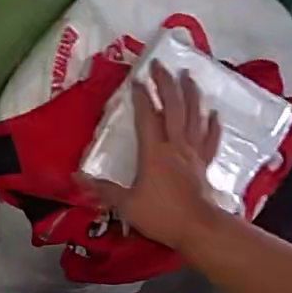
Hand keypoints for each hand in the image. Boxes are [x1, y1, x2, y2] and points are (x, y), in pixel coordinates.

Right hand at [79, 62, 228, 251]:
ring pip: (194, 117)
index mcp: (154, 152)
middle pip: (173, 108)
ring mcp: (194, 154)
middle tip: (161, 64)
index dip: (141, 97)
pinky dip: (213, 125)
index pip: (146, 117)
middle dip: (166, 84)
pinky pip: (210, 140)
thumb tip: (77, 177)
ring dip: (191, 94)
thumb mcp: (127, 205)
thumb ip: (104, 190)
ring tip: (188, 75)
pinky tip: (214, 113)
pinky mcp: (206, 165)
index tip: (136, 79)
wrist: (198, 228)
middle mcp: (176, 146)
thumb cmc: (162, 215)